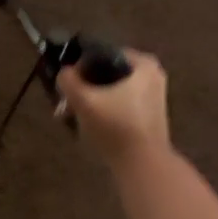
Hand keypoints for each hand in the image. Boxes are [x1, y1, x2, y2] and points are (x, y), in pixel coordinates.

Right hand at [56, 48, 170, 166]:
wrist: (143, 164)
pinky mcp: (149, 117)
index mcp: (143, 64)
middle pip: (107, 74)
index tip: (67, 86)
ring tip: (71, 117)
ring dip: (91, 101)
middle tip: (66, 104)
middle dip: (84, 88)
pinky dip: (104, 111)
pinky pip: (120, 105)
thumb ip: (68, 80)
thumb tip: (64, 74)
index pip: (102, 54)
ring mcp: (153, 97)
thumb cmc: (115, 126)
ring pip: (112, 92)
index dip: (80, 68)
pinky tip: (88, 126)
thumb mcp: (84, 100)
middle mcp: (152, 76)